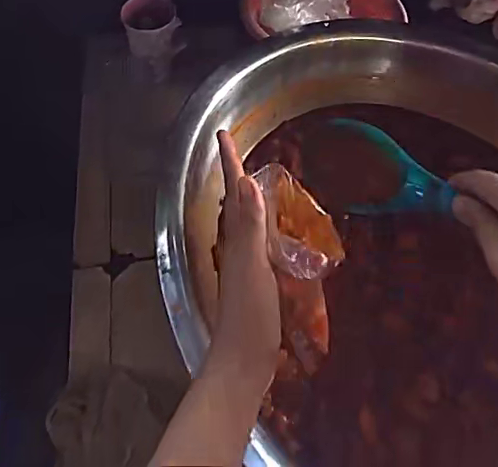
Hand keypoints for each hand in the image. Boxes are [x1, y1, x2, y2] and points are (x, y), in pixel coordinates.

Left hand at [208, 130, 280, 389]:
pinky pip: (257, 242)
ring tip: (259, 183)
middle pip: (236, 201)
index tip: (223, 133)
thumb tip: (247, 183)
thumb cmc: (248, 314)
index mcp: (236, 237)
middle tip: (242, 151)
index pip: (233, 190)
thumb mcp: (253, 267)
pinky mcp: (254, 282)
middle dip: (238, 175)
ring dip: (249, 199)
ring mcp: (243, 264)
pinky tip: (275, 234)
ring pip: (244, 221)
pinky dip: (263, 227)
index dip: (230, 162)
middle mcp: (236, 245)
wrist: (243, 363)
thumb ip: (251, 226)